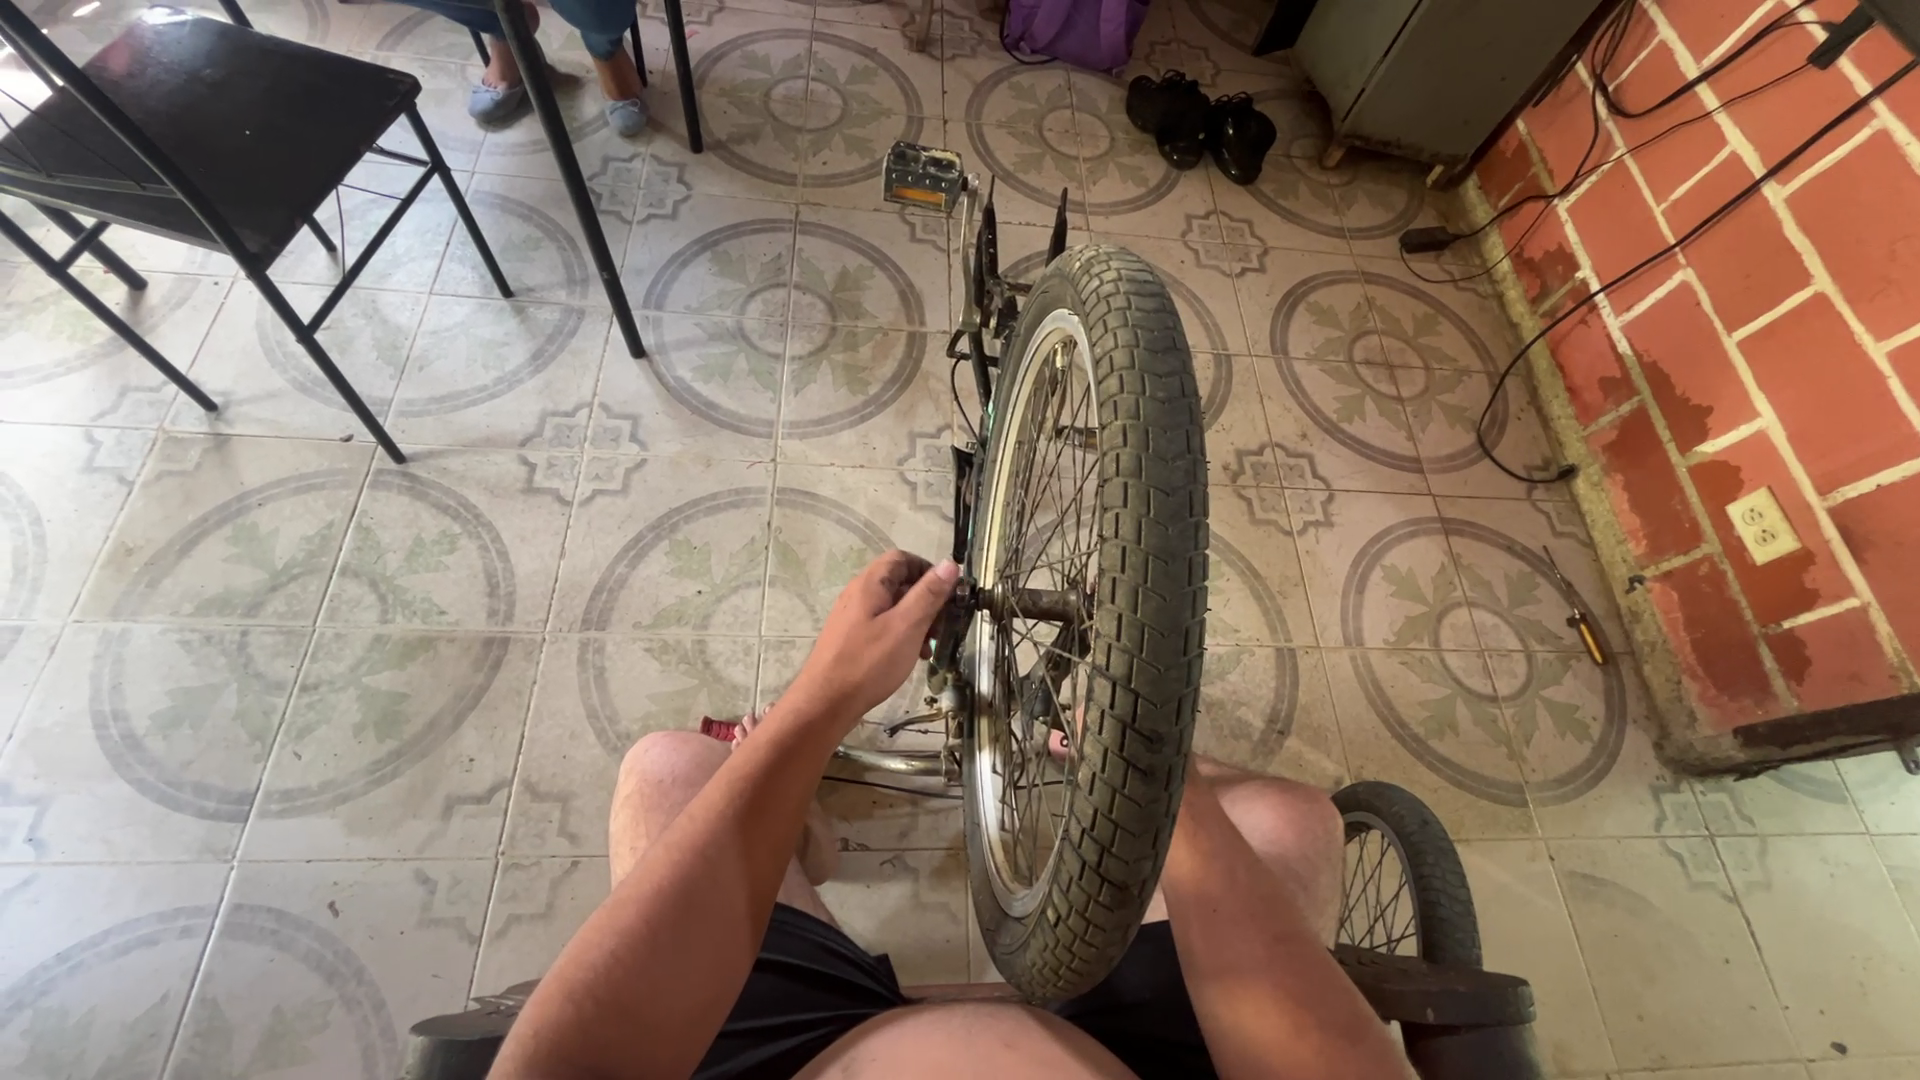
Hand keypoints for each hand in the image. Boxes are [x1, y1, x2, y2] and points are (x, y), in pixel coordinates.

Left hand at [781, 551, 959, 733]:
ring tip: (929, 647)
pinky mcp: (852, 639)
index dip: (927, 570)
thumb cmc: (868, 662)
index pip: (901, 559)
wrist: (825, 703)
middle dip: (926, 600)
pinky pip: (883, 626)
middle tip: (942, 627)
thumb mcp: (906, 626)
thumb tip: (949, 564)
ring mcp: (853, 618)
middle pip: (899, 583)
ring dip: (917, 621)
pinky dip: (902, 635)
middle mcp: (858, 595)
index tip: (947, 593)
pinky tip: (911, 657)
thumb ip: (928, 594)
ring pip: (893, 607)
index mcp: (870, 584)